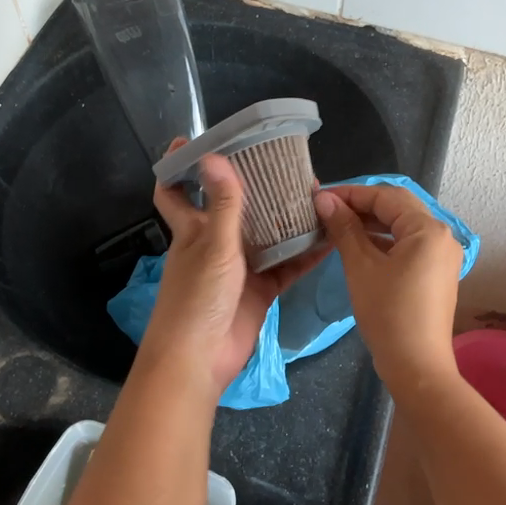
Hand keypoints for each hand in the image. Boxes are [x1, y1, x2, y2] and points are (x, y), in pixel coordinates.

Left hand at [146, 146, 330, 396]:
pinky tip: (331, 237)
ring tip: (317, 193)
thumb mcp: (213, 246)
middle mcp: (216, 243)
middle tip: (285, 163)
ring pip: (267, 235)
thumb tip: (214, 155)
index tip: (192, 142)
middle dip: (256, 186)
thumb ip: (222, 204)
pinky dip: (307, 253)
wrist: (199, 362)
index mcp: (193, 230)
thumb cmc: (196, 299)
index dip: (178, 167)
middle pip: (235, 207)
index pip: (175, 192)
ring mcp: (240, 268)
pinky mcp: (261, 290)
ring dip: (288, 218)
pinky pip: (287, 266)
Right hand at [313, 183, 464, 391]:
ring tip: (337, 225)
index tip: (321, 196)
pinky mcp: (436, 273)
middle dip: (362, 206)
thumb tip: (324, 200)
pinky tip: (358, 246)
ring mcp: (442, 256)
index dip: (351, 193)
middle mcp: (442, 236)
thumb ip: (344, 228)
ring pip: (402, 226)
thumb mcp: (361, 267)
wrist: (416, 366)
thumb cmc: (388, 313)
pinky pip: (408, 245)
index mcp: (428, 229)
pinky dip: (384, 241)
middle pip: (398, 207)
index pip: (386, 196)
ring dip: (372, 223)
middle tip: (327, 208)